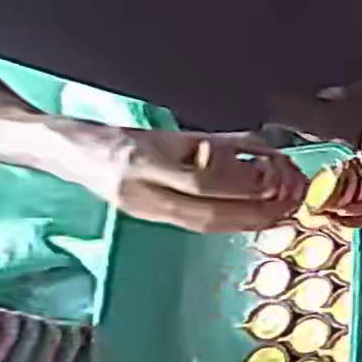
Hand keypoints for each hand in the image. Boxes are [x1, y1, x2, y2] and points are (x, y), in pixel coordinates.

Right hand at [95, 130, 305, 232]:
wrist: (64, 151)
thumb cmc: (124, 137)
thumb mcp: (176, 134)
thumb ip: (226, 144)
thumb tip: (272, 153)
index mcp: (142, 162)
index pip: (203, 182)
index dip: (248, 182)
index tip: (280, 173)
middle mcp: (141, 193)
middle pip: (214, 212)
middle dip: (264, 207)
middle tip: (297, 195)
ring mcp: (146, 212)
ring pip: (214, 225)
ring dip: (260, 219)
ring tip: (290, 205)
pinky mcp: (154, 221)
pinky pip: (207, 227)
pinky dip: (243, 222)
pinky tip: (267, 214)